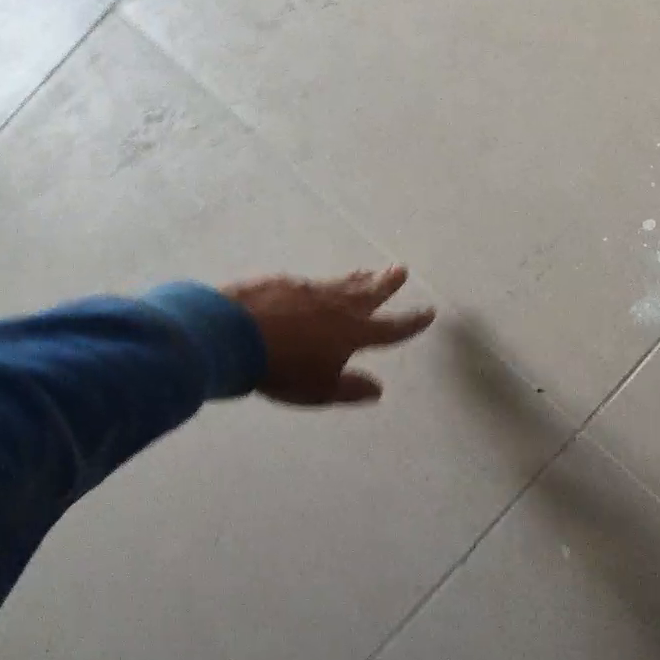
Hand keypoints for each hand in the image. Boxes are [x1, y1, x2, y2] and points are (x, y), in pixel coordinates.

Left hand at [220, 268, 435, 405]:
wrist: (230, 334)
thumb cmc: (283, 369)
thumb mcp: (321, 390)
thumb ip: (351, 389)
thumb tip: (378, 389)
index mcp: (354, 333)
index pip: (392, 328)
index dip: (412, 322)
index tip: (429, 312)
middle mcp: (336, 307)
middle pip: (369, 293)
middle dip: (387, 284)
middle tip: (400, 269)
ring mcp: (307, 291)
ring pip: (340, 284)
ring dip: (356, 279)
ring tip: (366, 272)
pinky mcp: (280, 284)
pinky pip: (308, 285)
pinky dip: (320, 286)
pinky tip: (314, 288)